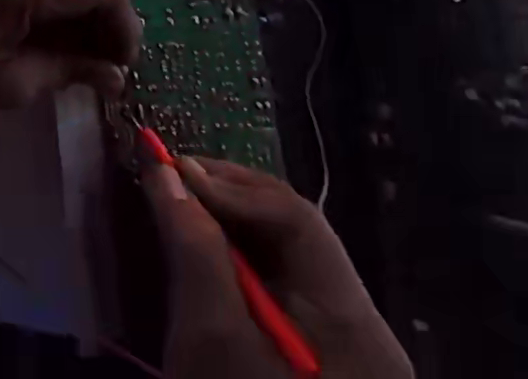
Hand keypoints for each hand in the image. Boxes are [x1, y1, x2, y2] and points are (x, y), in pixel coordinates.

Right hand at [141, 150, 411, 378]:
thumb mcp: (209, 338)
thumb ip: (192, 247)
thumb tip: (166, 173)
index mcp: (354, 326)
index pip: (296, 220)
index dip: (230, 186)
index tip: (170, 169)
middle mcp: (361, 328)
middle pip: (294, 231)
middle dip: (229, 195)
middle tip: (170, 176)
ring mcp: (342, 345)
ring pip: (284, 253)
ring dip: (228, 220)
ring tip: (179, 201)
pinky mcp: (315, 357)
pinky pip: (277, 282)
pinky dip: (234, 254)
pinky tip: (200, 247)